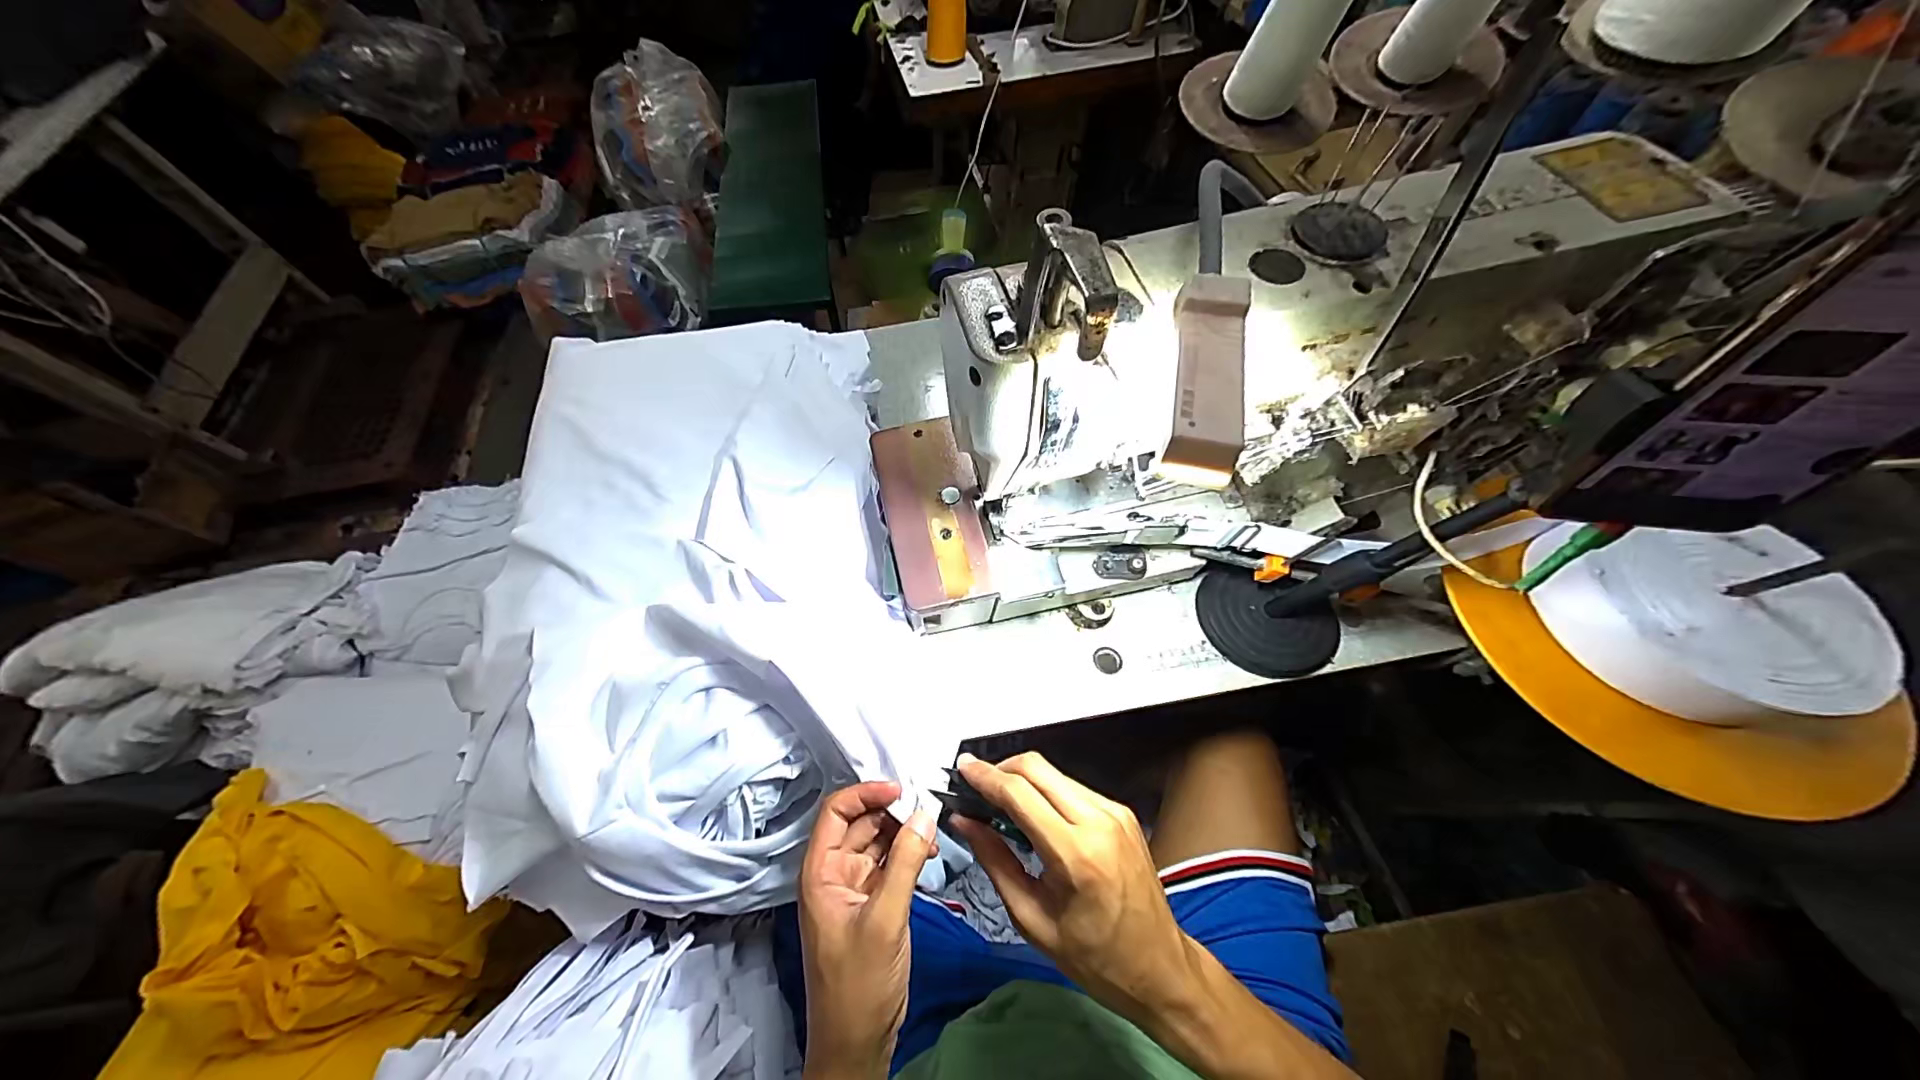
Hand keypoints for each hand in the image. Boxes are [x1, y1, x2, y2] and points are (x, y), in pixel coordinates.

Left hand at [798, 781, 936, 1079]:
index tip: (900, 790)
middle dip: (892, 813)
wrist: (857, 1041)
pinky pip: (890, 864)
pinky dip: (908, 854)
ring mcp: (854, 888)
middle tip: (926, 813)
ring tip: (932, 836)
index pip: (836, 812)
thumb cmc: (859, 985)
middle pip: (861, 823)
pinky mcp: (873, 902)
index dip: (866, 794)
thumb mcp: (885, 918)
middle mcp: (834, 873)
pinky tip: (928, 854)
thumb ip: (905, 862)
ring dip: (904, 833)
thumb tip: (924, 814)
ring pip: (878, 841)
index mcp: (820, 872)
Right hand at [950, 752, 1199, 1022]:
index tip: (963, 769)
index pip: (1019, 793)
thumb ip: (995, 861)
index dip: (984, 776)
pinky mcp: (1122, 813)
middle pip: (1036, 767)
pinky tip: (1035, 816)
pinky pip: (1073, 787)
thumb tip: (966, 823)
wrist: (1159, 969)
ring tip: (1002, 806)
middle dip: (1000, 769)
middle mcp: (1100, 822)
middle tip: (977, 786)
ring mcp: (1115, 813)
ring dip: (1023, 780)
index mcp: (1076, 854)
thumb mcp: (1032, 918)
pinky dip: (1046, 791)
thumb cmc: (1097, 957)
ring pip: (1054, 773)